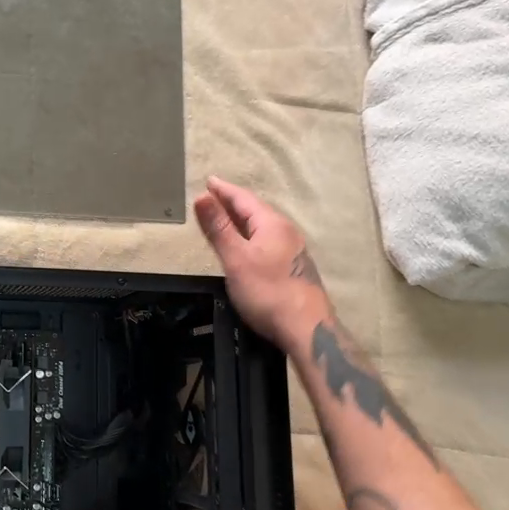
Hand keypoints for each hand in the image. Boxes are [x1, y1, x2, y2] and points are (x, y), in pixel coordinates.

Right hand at [193, 176, 330, 353]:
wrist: (306, 329)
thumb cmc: (268, 292)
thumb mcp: (236, 259)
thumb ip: (219, 228)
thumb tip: (202, 197)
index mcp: (272, 224)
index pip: (244, 199)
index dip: (224, 190)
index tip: (209, 181)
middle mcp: (286, 231)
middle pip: (255, 210)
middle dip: (233, 203)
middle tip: (214, 196)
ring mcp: (292, 250)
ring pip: (263, 226)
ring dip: (243, 220)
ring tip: (226, 217)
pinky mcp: (293, 267)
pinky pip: (267, 240)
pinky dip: (251, 235)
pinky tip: (247, 245)